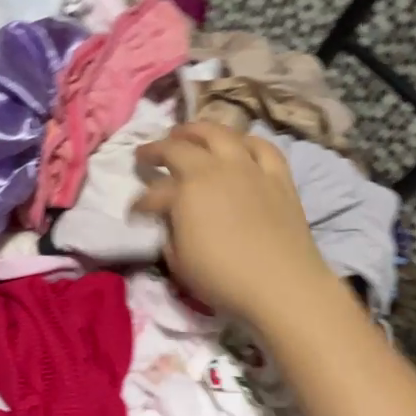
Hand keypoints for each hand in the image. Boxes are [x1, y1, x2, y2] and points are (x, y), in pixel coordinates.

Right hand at [132, 119, 331, 321]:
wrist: (281, 285)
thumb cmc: (222, 278)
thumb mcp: (179, 261)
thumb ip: (170, 232)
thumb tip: (171, 220)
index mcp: (186, 191)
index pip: (153, 192)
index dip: (140, 202)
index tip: (134, 213)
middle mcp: (215, 169)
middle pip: (180, 148)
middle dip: (157, 149)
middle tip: (146, 154)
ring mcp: (249, 169)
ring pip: (220, 134)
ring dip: (197, 130)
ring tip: (186, 134)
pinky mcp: (278, 177)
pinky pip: (261, 147)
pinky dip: (245, 142)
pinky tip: (238, 145)